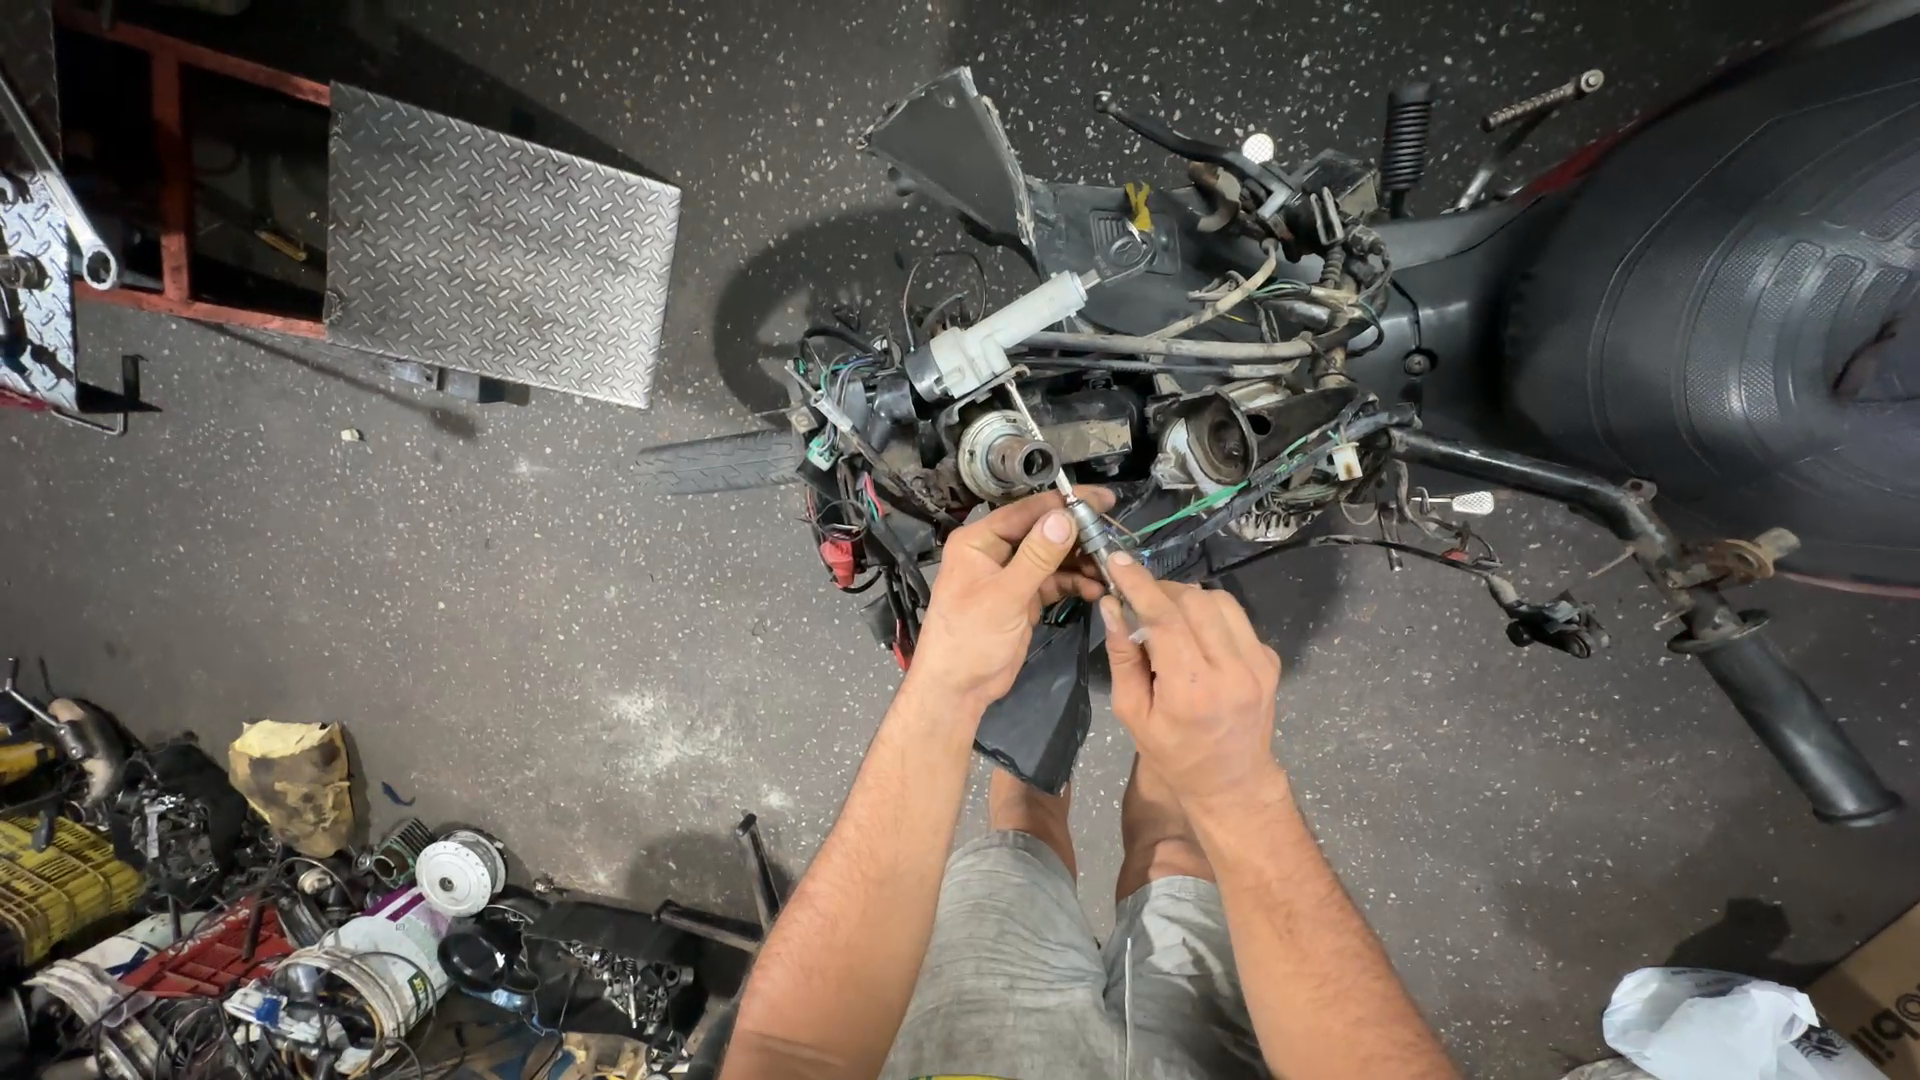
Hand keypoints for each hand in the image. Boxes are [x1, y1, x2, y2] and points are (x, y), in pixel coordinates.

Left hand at [906, 488, 1115, 712]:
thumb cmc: (968, 639)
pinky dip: (1074, 583)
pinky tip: (1095, 588)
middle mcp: (994, 552)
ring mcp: (1010, 575)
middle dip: (1077, 534)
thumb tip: (1065, 518)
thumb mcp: (1004, 596)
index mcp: (978, 541)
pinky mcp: (1023, 598)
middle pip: (1042, 532)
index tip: (1101, 499)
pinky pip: (1053, 581)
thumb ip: (1036, 557)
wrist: (957, 688)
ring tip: (1109, 567)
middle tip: (1112, 536)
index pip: (1025, 511)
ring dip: (1080, 561)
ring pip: (1052, 557)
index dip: (1063, 503)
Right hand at [1100, 552, 1283, 805]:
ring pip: (1220, 601)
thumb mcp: (1133, 713)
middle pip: (1195, 601)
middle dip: (1161, 590)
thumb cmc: (1173, 755)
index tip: (1117, 561)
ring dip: (1188, 598)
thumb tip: (1112, 606)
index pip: (1166, 619)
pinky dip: (1210, 615)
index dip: (1140, 584)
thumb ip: (1123, 656)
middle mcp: (1232, 671)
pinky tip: (1196, 637)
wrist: (1232, 784)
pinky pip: (1236, 618)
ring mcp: (1258, 664)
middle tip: (1139, 598)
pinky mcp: (1270, 660)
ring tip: (1166, 615)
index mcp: (1192, 690)